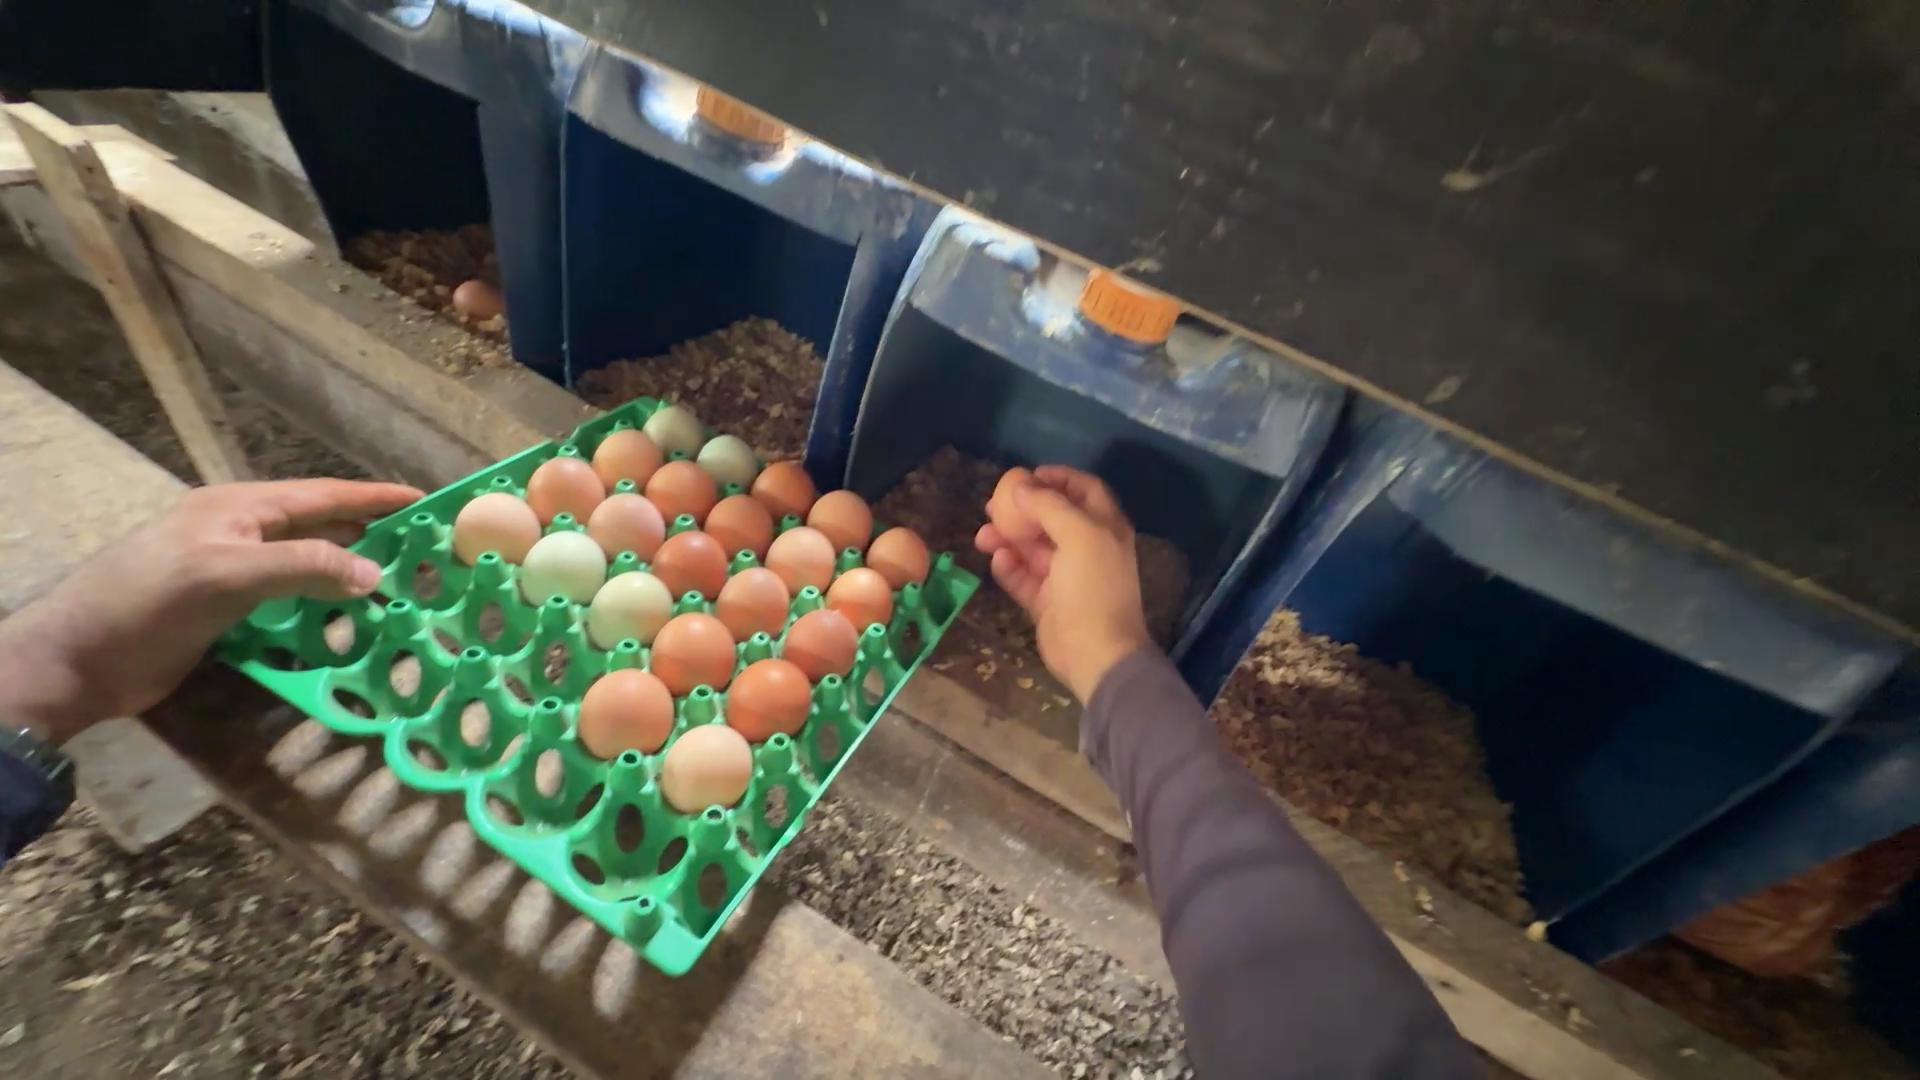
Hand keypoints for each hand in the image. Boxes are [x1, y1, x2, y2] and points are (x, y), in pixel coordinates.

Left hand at [0, 479, 421, 743]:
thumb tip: (376, 573)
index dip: (377, 497)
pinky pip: (295, 590)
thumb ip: (306, 565)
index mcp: (239, 508)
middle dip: (373, 530)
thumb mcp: (229, 576)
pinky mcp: (230, 601)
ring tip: (402, 577)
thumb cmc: (146, 606)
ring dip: (353, 566)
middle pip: (322, 523)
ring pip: (311, 557)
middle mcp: (241, 530)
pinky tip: (353, 610)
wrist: (72, 664)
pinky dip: (328, 595)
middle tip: (425, 544)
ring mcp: (234, 566)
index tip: (427, 501)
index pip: (324, 494)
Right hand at [975, 466, 1152, 702]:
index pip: (1084, 489)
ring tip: (982, 535)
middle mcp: (1087, 547)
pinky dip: (1009, 568)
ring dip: (1007, 538)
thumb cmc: (1093, 588)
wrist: (1096, 653)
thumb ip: (1049, 506)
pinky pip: (1023, 577)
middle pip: (1051, 517)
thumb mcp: (1078, 536)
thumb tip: (1020, 485)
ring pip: (1032, 548)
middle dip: (1022, 509)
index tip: (1026, 475)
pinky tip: (996, 561)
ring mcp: (1065, 576)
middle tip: (992, 505)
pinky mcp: (1046, 601)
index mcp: (1104, 527)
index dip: (1058, 478)